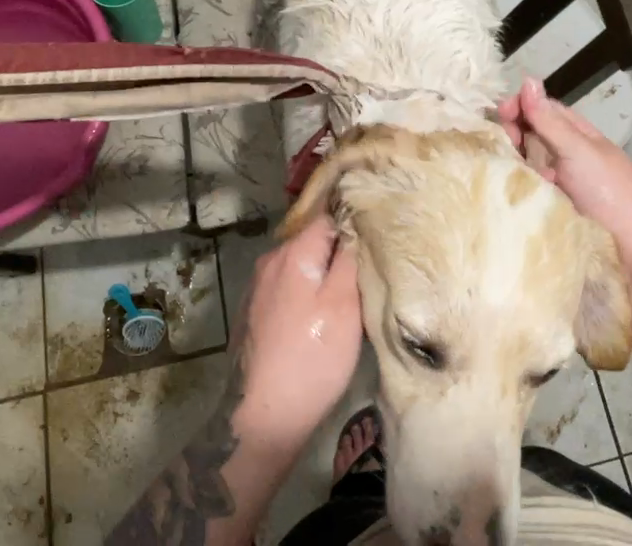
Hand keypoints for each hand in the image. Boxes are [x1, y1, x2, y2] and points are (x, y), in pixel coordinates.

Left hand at [229, 214, 361, 453]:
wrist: (264, 415)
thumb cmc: (313, 357)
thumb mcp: (344, 305)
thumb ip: (349, 258)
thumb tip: (354, 223)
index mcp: (292, 253)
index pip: (328, 216)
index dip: (354, 221)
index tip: (377, 236)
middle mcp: (270, 261)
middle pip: (313, 240)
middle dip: (339, 250)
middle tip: (369, 270)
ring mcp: (258, 287)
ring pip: (300, 265)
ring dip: (322, 274)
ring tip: (349, 294)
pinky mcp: (254, 312)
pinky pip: (287, 287)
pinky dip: (306, 292)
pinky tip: (320, 316)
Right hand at [498, 77, 631, 250]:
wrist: (630, 257)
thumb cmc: (609, 196)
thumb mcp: (579, 151)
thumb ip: (549, 120)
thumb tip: (527, 79)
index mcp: (582, 137)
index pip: (546, 109)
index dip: (523, 105)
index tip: (502, 113)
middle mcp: (570, 157)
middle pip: (533, 134)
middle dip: (515, 132)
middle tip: (504, 142)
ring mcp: (561, 185)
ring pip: (527, 162)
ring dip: (515, 160)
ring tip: (507, 167)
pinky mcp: (551, 210)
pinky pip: (527, 189)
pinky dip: (519, 186)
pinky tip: (514, 191)